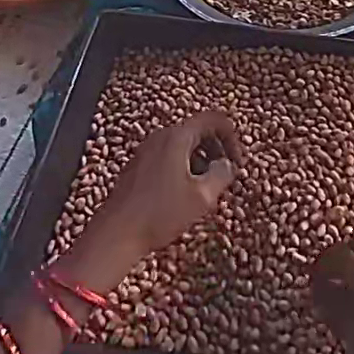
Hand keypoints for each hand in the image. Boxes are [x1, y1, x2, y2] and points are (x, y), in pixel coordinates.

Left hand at [72, 111, 243, 277]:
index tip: (238, 162)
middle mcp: (160, 137)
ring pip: (183, 146)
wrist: (116, 234)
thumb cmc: (160, 213)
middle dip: (217, 150)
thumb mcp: (202, 196)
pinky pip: (169, 157)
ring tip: (208, 189)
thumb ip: (222, 175)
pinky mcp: (139, 167)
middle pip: (198, 131)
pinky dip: (184, 168)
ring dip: (201, 161)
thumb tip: (227, 165)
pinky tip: (186, 195)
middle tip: (227, 176)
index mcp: (177, 137)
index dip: (232, 137)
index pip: (213, 120)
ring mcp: (147, 151)